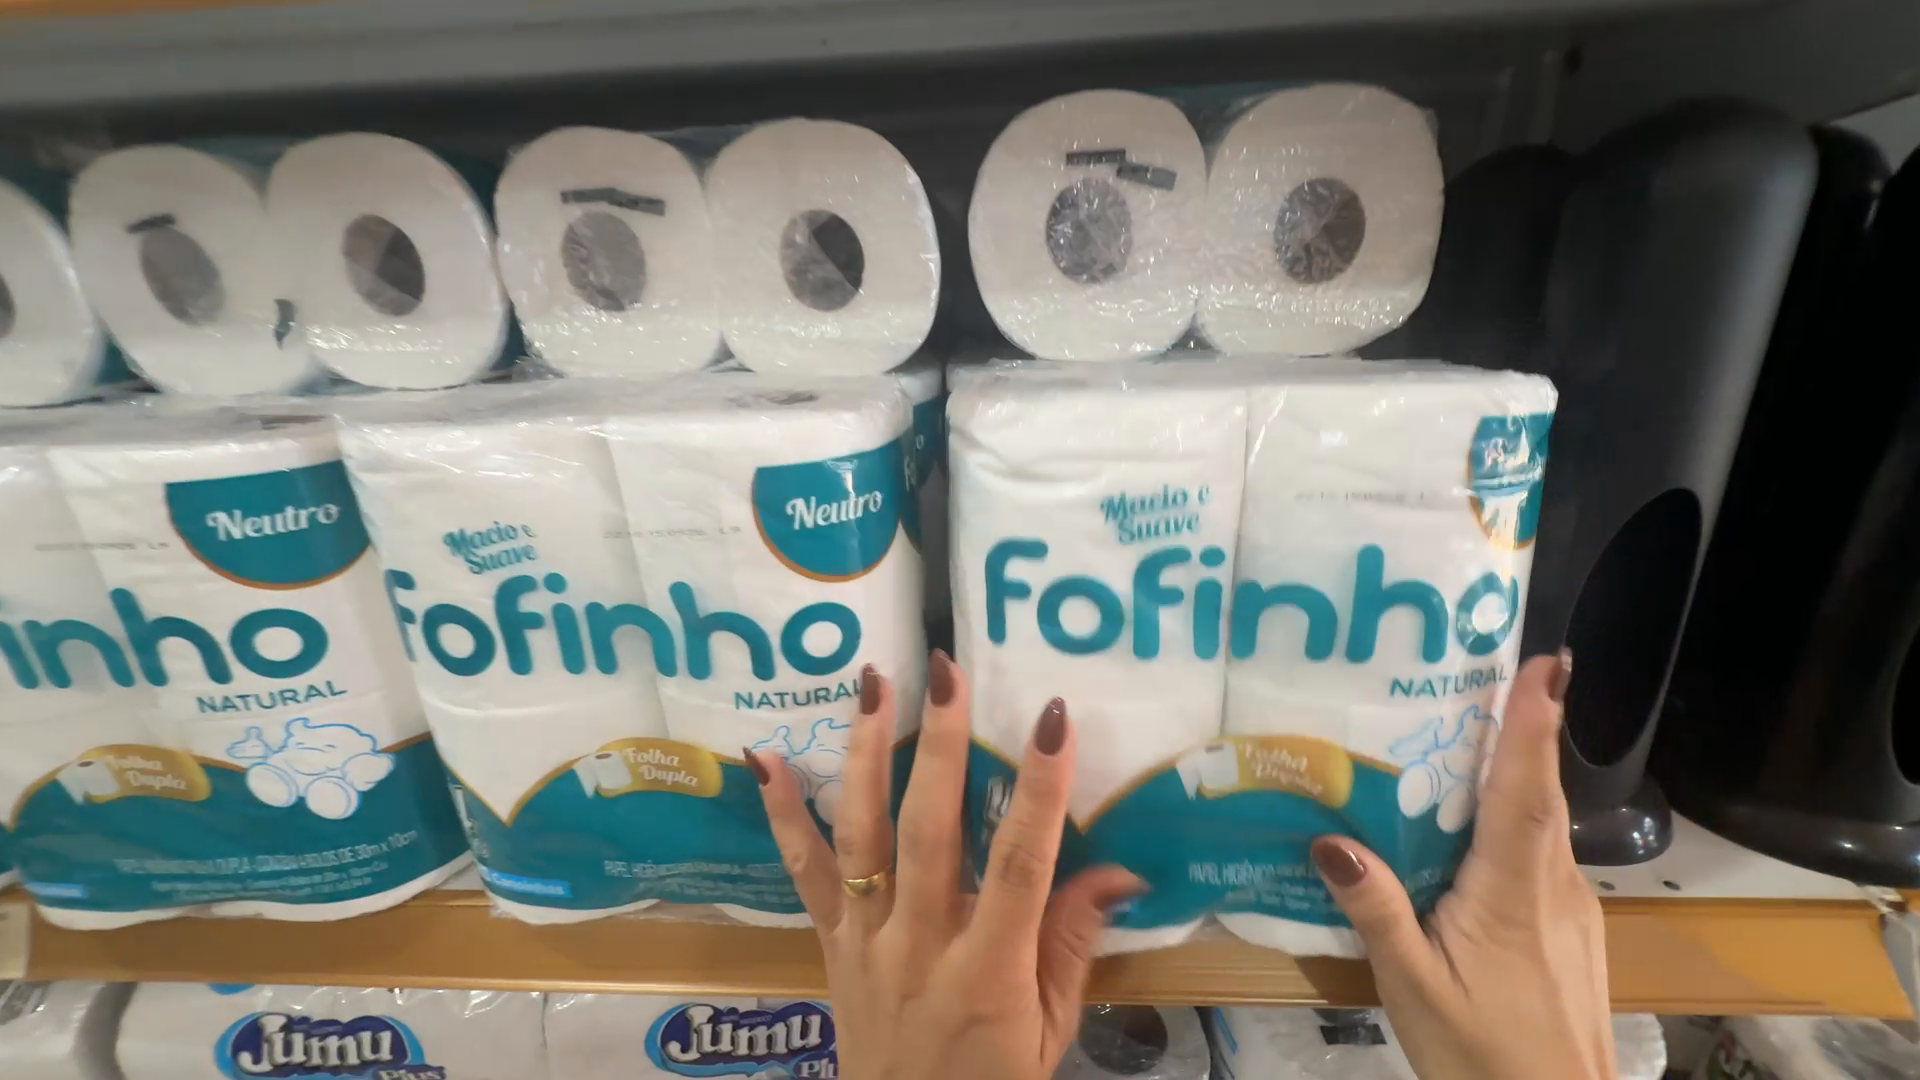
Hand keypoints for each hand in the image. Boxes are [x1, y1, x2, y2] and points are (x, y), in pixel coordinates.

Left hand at [748, 653, 1142, 1079]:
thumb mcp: (1052, 1026)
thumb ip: (1077, 942)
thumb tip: (1124, 868)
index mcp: (987, 971)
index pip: (1020, 867)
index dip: (1038, 792)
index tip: (1052, 720)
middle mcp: (917, 943)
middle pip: (927, 832)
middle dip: (939, 745)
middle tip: (945, 672)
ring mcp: (863, 936)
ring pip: (860, 834)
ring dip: (865, 753)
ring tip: (872, 683)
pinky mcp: (829, 937)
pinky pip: (803, 871)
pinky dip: (781, 814)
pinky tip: (763, 758)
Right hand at [1312, 651, 1612, 1079]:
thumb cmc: (1482, 1056)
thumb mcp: (1413, 986)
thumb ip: (1375, 910)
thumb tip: (1329, 838)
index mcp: (1512, 893)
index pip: (1524, 794)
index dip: (1533, 727)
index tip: (1549, 665)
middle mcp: (1552, 888)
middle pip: (1538, 795)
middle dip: (1525, 728)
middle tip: (1496, 670)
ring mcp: (1567, 910)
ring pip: (1541, 821)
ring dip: (1518, 767)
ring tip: (1471, 726)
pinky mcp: (1566, 928)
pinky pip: (1538, 850)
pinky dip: (1515, 812)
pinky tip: (1475, 817)